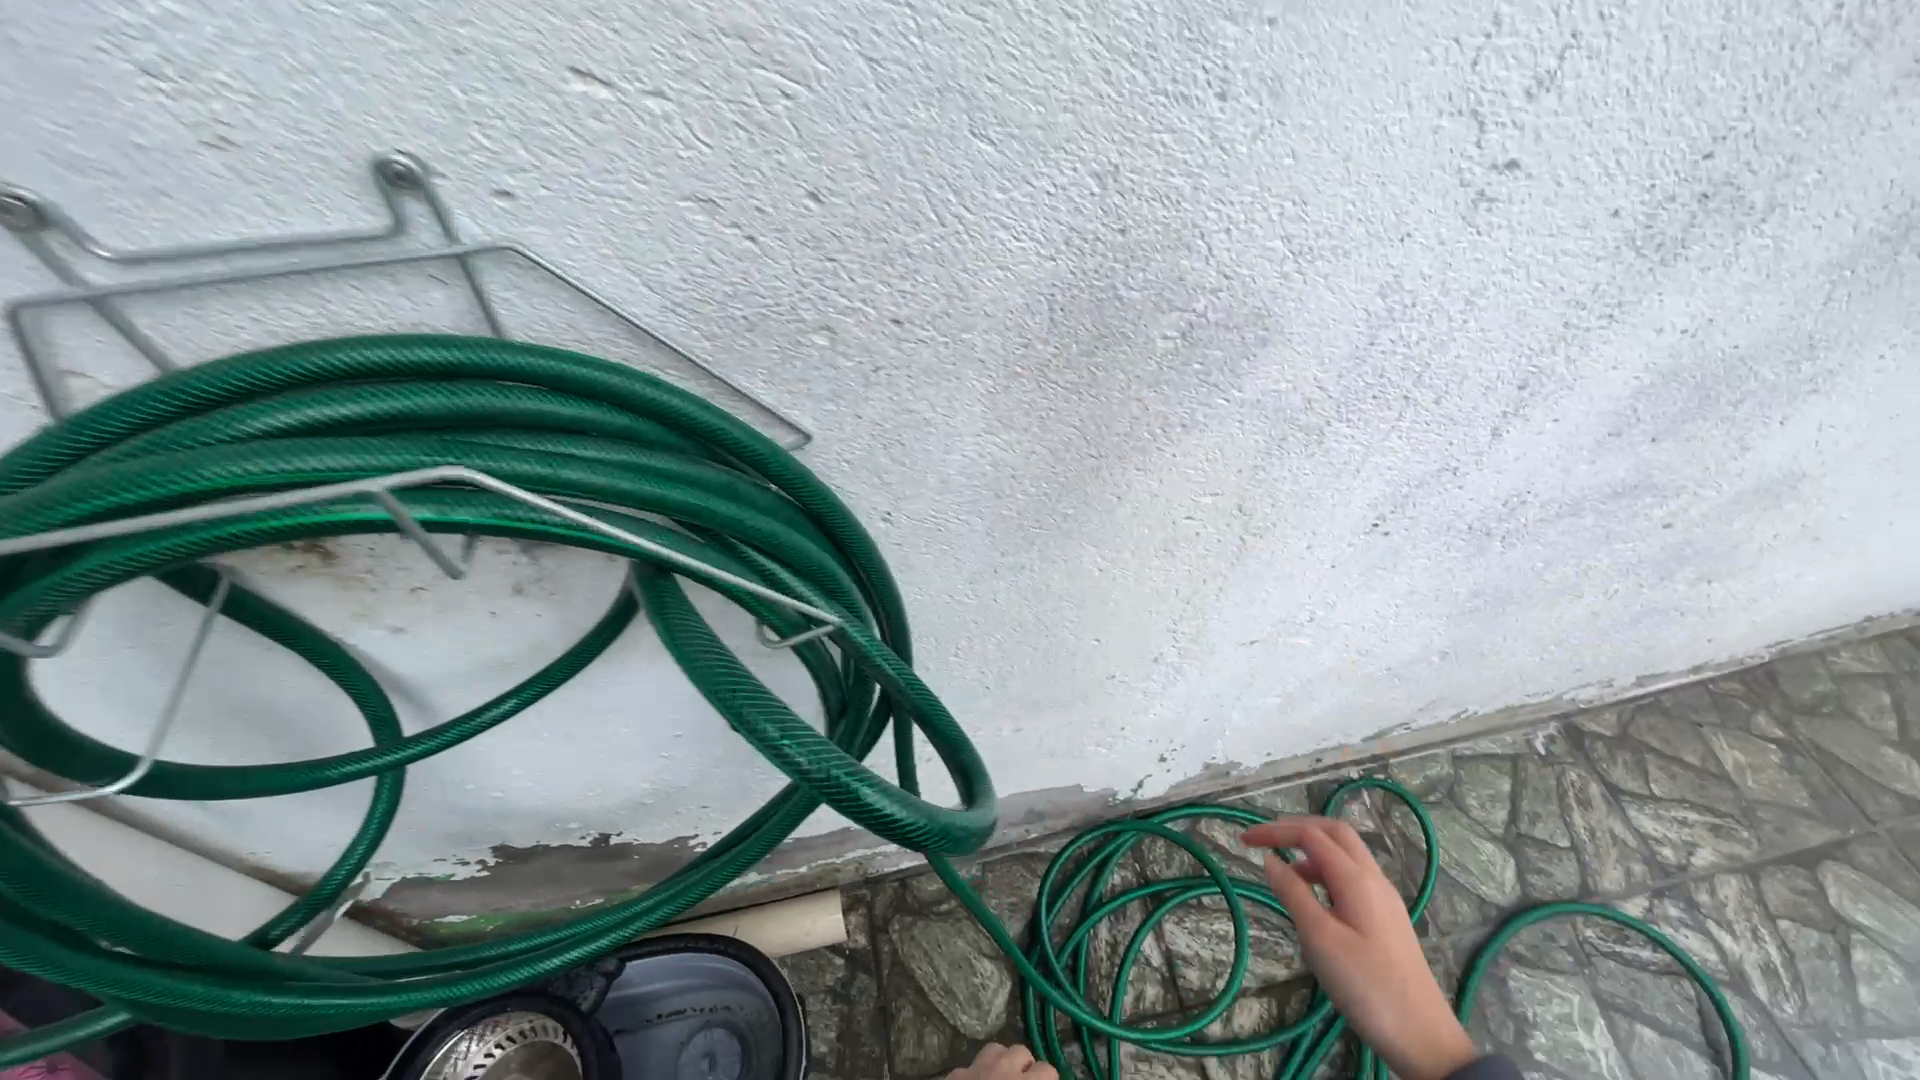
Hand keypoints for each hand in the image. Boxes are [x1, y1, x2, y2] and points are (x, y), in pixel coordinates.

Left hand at [946, 1043, 1056, 1079]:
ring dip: (1001, 1062)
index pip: (1047, 1071)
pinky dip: (975, 1076)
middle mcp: (1004, 1070)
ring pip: (995, 1050)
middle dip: (1025, 1067)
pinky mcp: (955, 1075)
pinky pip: (969, 1066)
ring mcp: (976, 1068)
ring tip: (1001, 1079)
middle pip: (1021, 1052)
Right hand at [1241, 816, 1475, 1079]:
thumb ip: (1293, 893)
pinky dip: (1326, 872)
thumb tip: (1270, 859)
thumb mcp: (1319, 939)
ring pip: (1347, 855)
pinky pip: (1353, 878)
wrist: (1424, 1037)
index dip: (1275, 831)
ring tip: (1283, 872)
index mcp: (1357, 879)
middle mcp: (1375, 879)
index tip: (1243, 841)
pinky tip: (1313, 898)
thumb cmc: (1366, 986)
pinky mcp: (1387, 919)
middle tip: (1265, 839)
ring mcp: (1385, 899)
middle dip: (1297, 828)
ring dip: (1312, 850)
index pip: (1311, 835)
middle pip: (1335, 833)